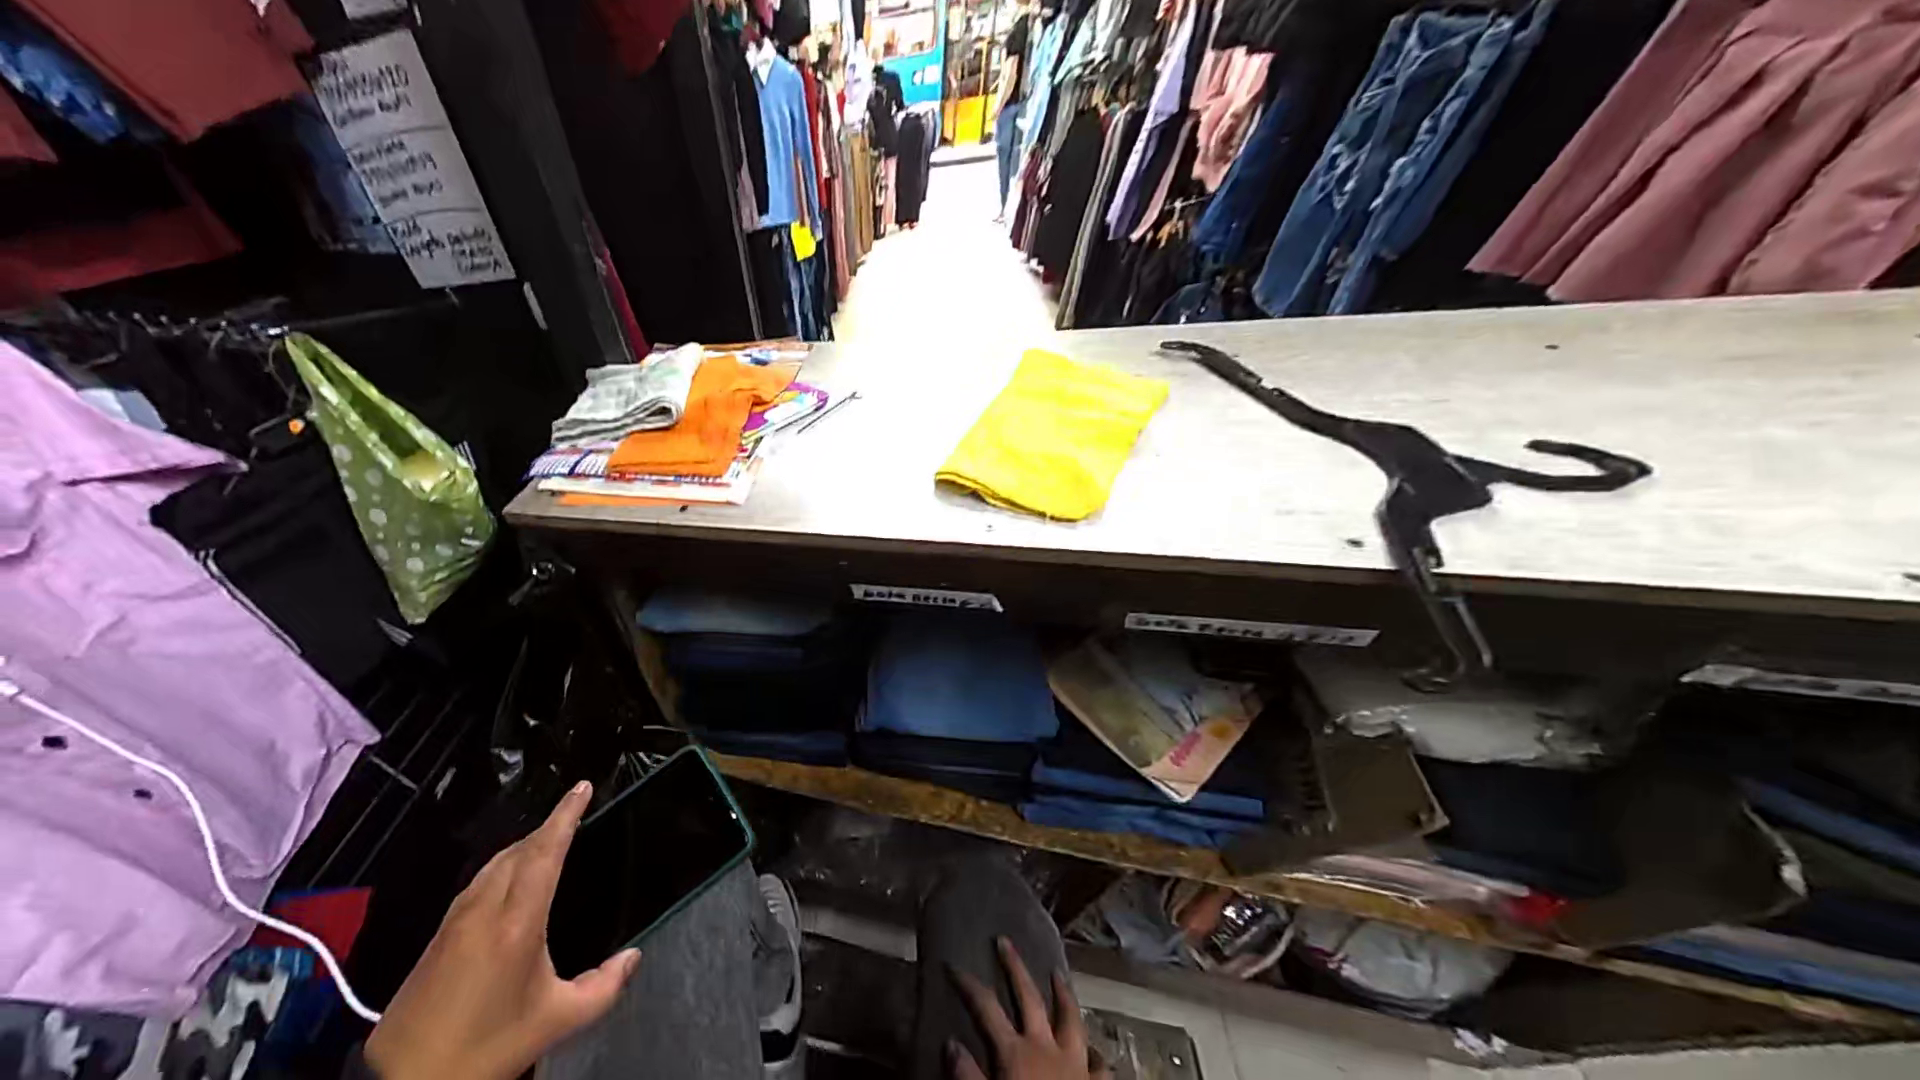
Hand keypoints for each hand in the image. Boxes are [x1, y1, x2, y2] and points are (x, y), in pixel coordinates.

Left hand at [364, 781, 640, 1079]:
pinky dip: (504, 863)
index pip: (544, 853)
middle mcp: (484, 911)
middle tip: (574, 810)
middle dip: (548, 825)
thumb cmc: (485, 1047)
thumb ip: (603, 987)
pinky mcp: (438, 936)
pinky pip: (479, 881)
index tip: (581, 788)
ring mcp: (455, 921)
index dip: (564, 816)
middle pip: (519, 850)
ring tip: (548, 836)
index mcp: (517, 923)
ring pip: (495, 863)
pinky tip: (512, 874)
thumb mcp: (555, 1021)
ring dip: (525, 842)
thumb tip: (633, 956)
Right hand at [948, 938, 1111, 1079]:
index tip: (953, 965)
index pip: (986, 1008)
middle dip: (1015, 967)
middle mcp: (1046, 1047)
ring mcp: (1076, 1064)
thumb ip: (968, 1077)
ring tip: (1057, 973)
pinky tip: (1094, 1049)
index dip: (968, 984)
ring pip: (1070, 1018)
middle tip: (1004, 941)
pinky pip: (1099, 1064)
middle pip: (1029, 997)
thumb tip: (951, 1042)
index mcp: (1016, 1053)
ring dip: (1063, 994)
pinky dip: (1095, 1053)